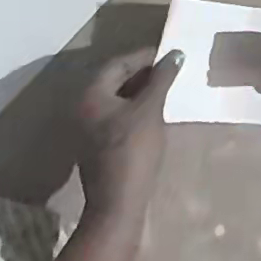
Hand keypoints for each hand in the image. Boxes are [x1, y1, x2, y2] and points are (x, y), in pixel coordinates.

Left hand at [78, 48, 182, 217]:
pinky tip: (155, 111)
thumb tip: (175, 54)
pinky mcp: (98, 144)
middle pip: (115, 79)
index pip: (118, 63)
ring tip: (166, 87)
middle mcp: (84, 107)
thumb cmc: (133, 151)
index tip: (168, 55)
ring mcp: (89, 128)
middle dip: (143, 72)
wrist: (118, 206)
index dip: (144, 56)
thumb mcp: (150, 110)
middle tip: (169, 69)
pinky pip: (118, 115)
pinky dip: (135, 107)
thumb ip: (162, 78)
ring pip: (118, 98)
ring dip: (141, 90)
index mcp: (91, 95)